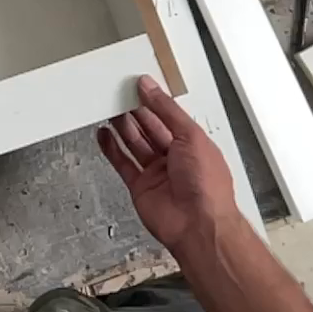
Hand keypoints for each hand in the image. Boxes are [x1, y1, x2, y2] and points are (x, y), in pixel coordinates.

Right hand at [97, 77, 240, 256]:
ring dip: (122, 126)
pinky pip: (123, 163)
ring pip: (135, 143)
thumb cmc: (208, 188)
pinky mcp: (141, 187)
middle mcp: (176, 158)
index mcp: (193, 144)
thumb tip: (150, 88)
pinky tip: (104, 135)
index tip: (138, 85)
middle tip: (119, 94)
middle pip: (150, 128)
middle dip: (135, 111)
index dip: (154, 99)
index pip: (169, 115)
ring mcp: (157, 173)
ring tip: (108, 108)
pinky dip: (111, 148)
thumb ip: (166, 110)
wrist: (198, 227)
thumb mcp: (190, 135)